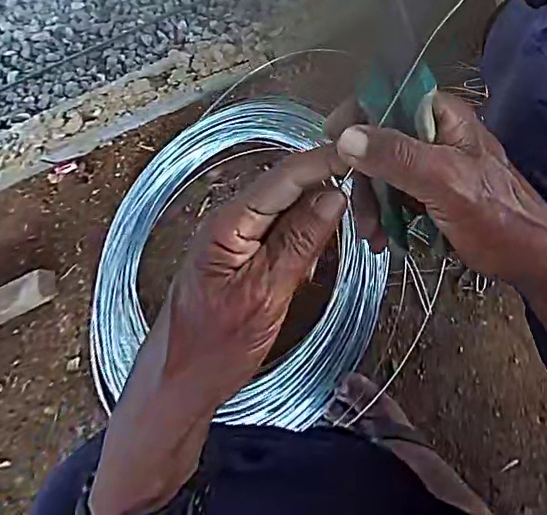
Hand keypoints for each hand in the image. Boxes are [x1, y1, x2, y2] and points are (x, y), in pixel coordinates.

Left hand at [91, 144, 351, 514]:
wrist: (174, 393)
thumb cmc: (212, 353)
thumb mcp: (264, 297)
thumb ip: (300, 242)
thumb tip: (336, 193)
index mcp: (230, 222)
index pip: (286, 175)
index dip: (326, 160)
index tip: (367, 153)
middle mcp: (235, 216)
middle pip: (293, 181)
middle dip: (333, 183)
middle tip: (372, 201)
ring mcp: (243, 231)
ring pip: (296, 201)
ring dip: (327, 208)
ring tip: (359, 226)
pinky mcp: (251, 248)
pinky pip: (289, 223)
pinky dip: (313, 230)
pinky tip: (326, 251)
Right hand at [336, 92, 546, 283]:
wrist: (531, 256)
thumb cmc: (496, 215)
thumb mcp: (444, 182)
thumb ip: (398, 156)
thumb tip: (348, 135)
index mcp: (444, 115)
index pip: (391, 95)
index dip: (359, 113)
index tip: (334, 142)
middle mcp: (438, 131)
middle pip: (381, 136)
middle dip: (364, 173)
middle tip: (359, 211)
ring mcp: (435, 161)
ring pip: (385, 168)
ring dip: (372, 200)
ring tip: (374, 234)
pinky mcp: (433, 189)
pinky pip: (397, 192)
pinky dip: (386, 213)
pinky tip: (384, 237)